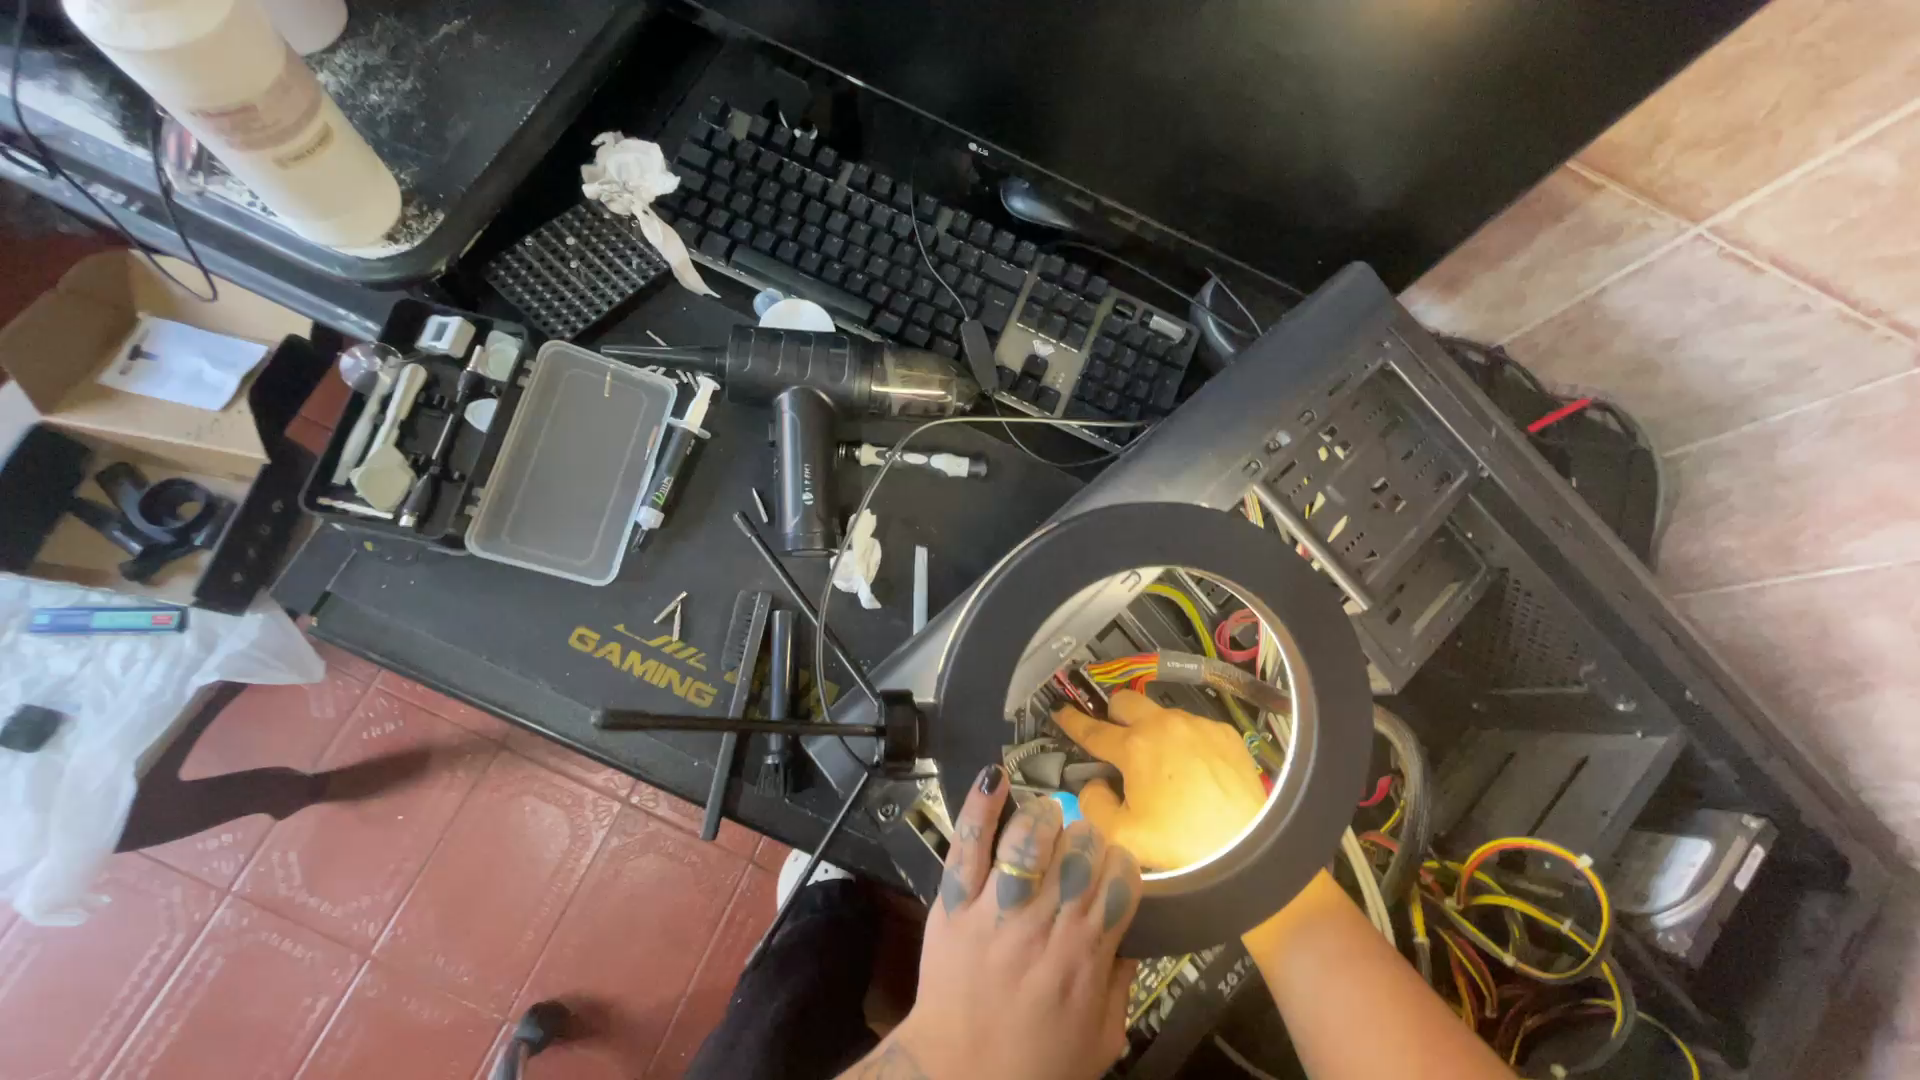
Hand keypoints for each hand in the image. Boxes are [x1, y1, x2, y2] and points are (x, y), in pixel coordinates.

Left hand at [845, 765, 1143, 1079]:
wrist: (957, 1079)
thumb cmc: (1034, 1066)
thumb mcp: (1101, 1039)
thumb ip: (1120, 983)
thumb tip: (1130, 934)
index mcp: (1086, 955)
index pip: (1119, 877)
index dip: (1120, 866)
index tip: (1110, 873)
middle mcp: (1045, 922)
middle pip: (1080, 849)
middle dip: (1086, 840)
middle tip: (1077, 852)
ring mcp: (996, 909)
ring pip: (1029, 839)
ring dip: (1044, 818)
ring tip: (1045, 819)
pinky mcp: (953, 903)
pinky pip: (968, 845)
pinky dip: (981, 807)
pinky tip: (995, 779)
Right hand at [1054, 689, 1266, 871]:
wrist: (1249, 845)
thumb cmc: (1180, 842)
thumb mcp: (1121, 836)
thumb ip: (1094, 805)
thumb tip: (1095, 784)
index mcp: (1133, 747)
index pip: (1092, 729)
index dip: (1072, 721)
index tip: (1061, 711)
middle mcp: (1163, 725)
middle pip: (1126, 700)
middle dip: (1115, 714)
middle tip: (1118, 739)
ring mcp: (1197, 725)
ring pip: (1162, 713)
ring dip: (1153, 730)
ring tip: (1163, 763)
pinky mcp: (1225, 733)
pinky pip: (1195, 727)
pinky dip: (1186, 742)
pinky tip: (1195, 770)